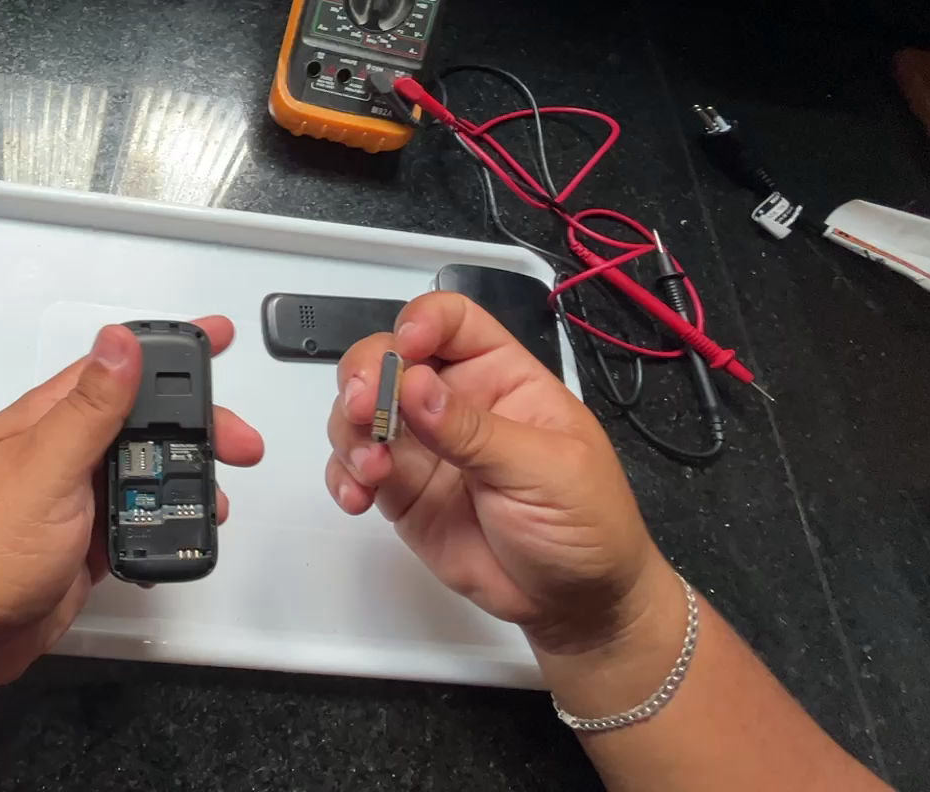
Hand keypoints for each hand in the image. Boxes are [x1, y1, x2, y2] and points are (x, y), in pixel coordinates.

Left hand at [0, 317, 263, 714]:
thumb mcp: (44, 469)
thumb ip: (88, 409)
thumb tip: (120, 339)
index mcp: (48, 418)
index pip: (116, 366)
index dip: (168, 348)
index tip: (218, 333)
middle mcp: (64, 449)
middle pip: (142, 421)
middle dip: (196, 425)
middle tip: (244, 444)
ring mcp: (75, 496)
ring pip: (145, 469)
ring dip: (188, 476)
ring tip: (220, 497)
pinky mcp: (86, 539)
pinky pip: (138, 516)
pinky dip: (168, 518)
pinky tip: (190, 529)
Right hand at [324, 291, 676, 658]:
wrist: (573, 608)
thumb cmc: (587, 527)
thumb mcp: (546, 472)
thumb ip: (475, 430)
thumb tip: (415, 385)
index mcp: (499, 378)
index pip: (452, 323)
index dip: (423, 321)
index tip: (406, 346)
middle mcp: (450, 401)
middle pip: (388, 357)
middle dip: (364, 375)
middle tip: (361, 408)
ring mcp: (419, 442)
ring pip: (359, 408)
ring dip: (349, 430)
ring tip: (369, 470)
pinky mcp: (396, 485)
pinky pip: (351, 464)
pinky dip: (342, 474)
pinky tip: (356, 496)